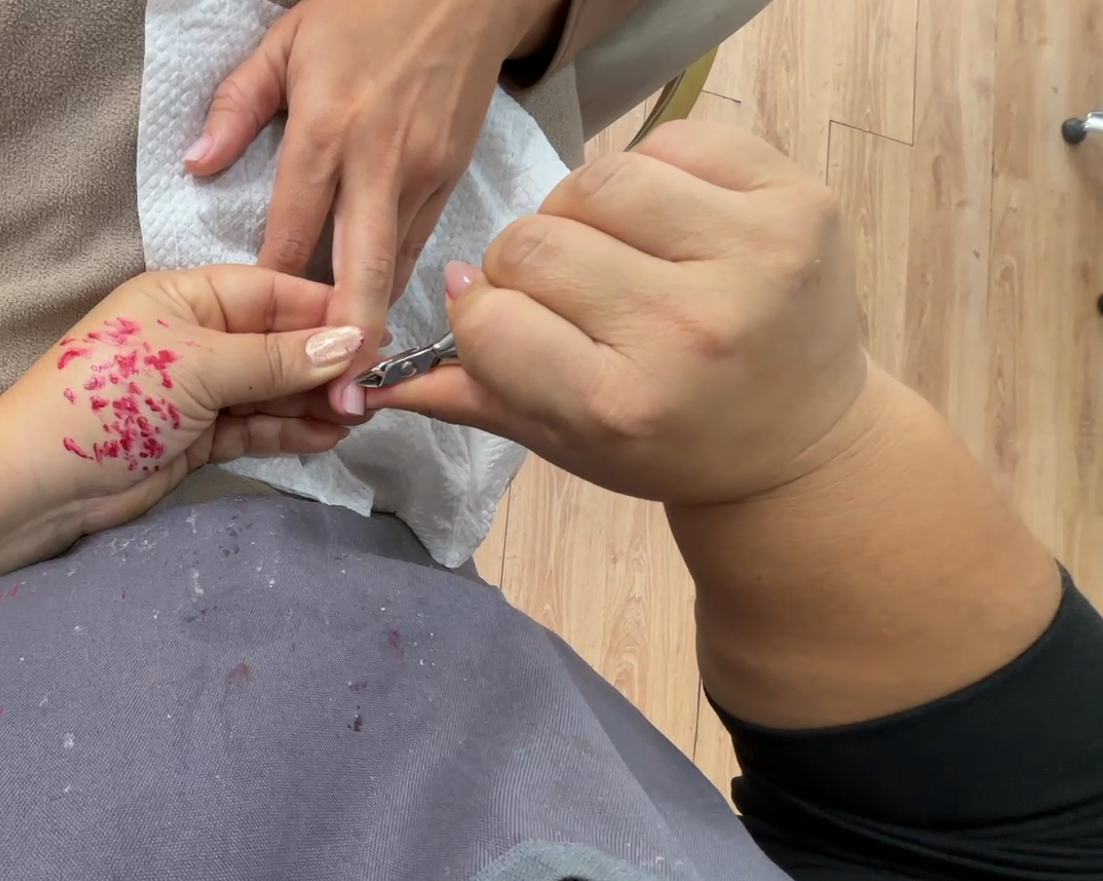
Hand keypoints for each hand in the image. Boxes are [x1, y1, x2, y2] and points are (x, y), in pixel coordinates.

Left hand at [2, 265, 366, 530]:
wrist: (44, 480)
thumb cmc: (111, 399)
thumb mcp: (197, 367)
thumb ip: (274, 359)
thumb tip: (349, 343)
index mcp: (186, 298)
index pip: (271, 294)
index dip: (324, 314)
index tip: (376, 337)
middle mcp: (195, 339)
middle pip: (275, 344)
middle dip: (323, 365)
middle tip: (373, 389)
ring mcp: (196, 392)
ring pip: (268, 390)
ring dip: (311, 402)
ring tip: (358, 416)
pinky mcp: (195, 437)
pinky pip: (251, 427)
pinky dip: (285, 431)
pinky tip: (324, 436)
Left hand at [184, 0, 563, 415]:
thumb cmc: (364, 6)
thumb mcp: (287, 39)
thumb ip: (237, 105)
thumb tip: (196, 165)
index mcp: (325, 134)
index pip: (292, 237)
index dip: (277, 302)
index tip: (263, 353)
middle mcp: (376, 166)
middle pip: (360, 273)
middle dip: (348, 344)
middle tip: (340, 403)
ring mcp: (421, 177)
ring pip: (391, 271)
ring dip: (370, 327)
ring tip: (351, 383)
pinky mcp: (450, 179)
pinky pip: (414, 250)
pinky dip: (390, 288)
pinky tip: (369, 320)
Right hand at [369, 122, 869, 505]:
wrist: (792, 441)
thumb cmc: (653, 447)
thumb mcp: (548, 438)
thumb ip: (461, 396)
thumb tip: (369, 376)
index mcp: (613, 402)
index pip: (487, 320)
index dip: (475, 316)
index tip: (498, 325)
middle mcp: (684, 328)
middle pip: (531, 245)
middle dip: (515, 266)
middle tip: (545, 291)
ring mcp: (753, 255)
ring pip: (592, 183)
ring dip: (570, 214)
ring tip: (595, 251)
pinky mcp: (800, 200)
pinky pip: (671, 143)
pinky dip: (639, 174)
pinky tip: (650, 221)